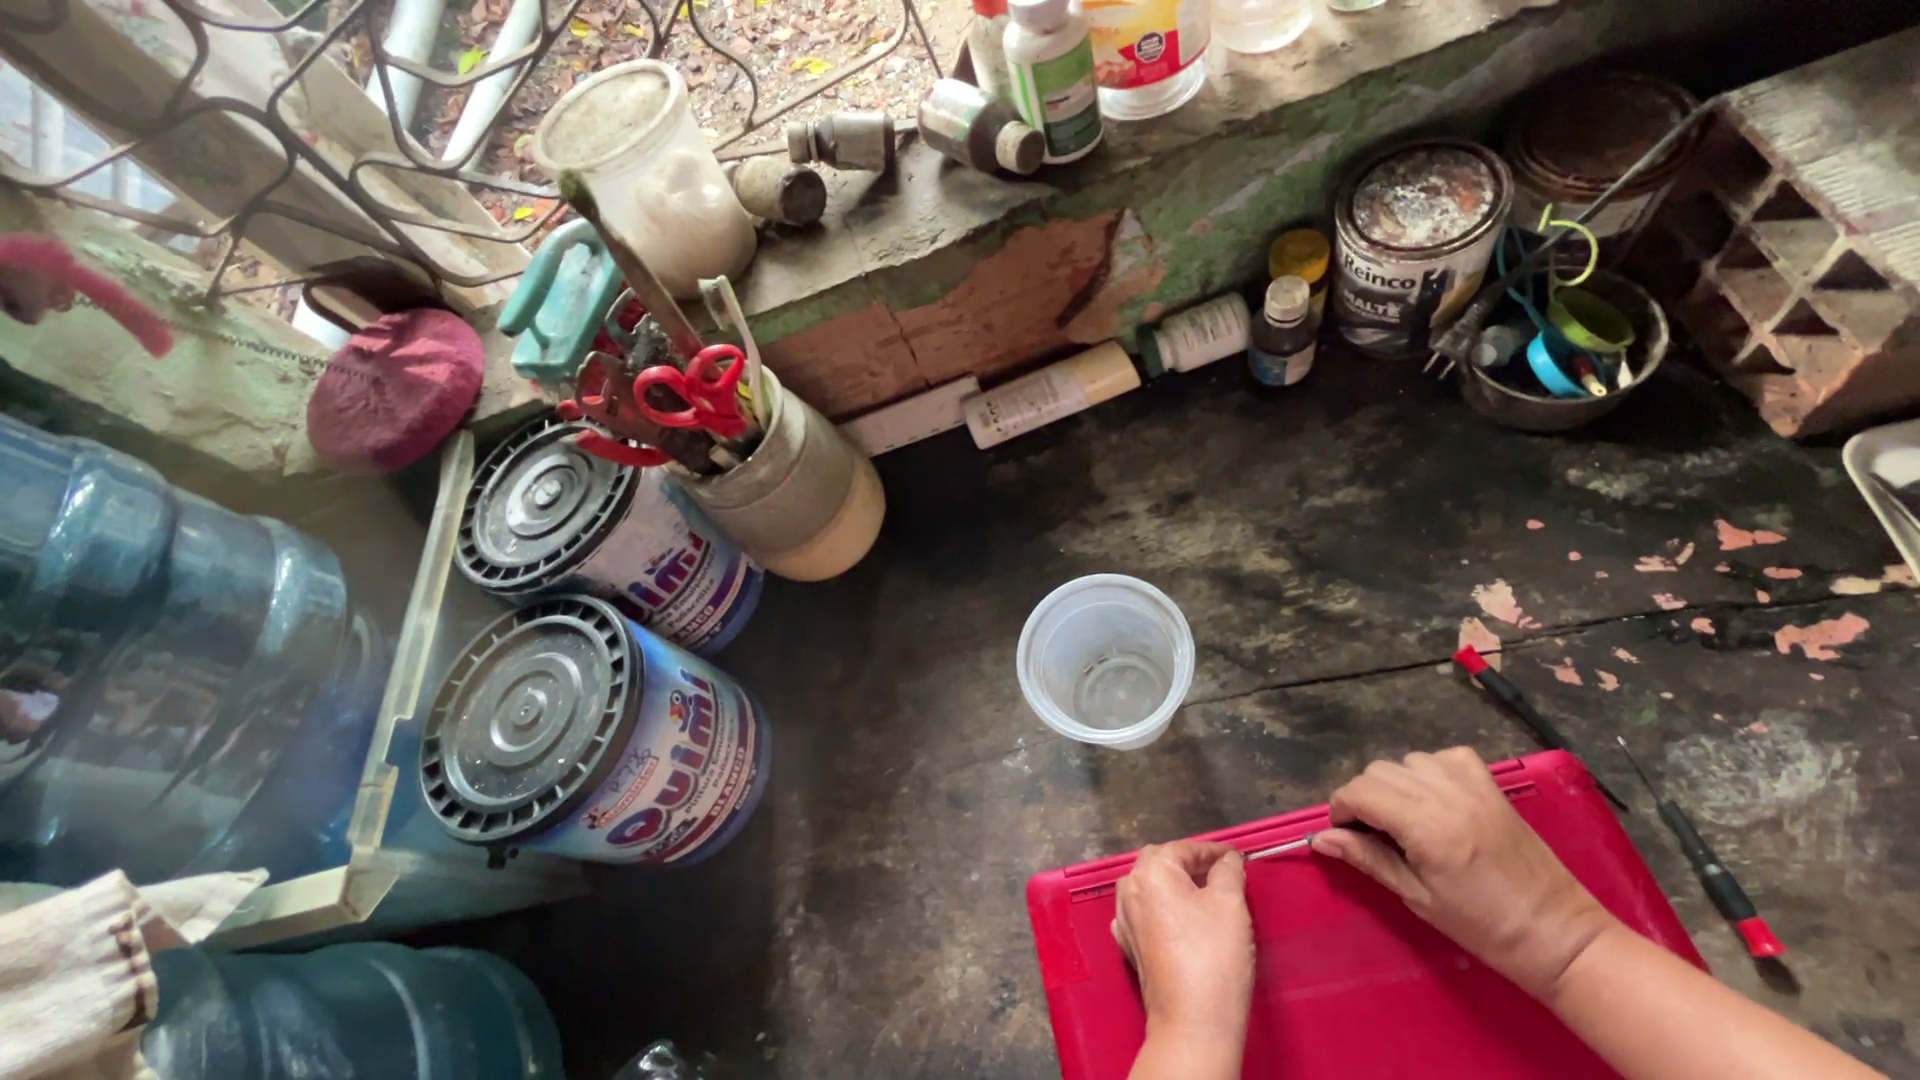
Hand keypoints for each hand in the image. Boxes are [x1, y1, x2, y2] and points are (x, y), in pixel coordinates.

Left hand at [1112, 841, 1254, 1041]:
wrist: (1192, 1022)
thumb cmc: (1213, 957)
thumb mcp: (1230, 903)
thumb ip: (1228, 872)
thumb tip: (1228, 860)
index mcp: (1150, 872)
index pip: (1184, 849)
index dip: (1213, 850)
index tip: (1236, 857)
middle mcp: (1129, 890)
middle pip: (1161, 863)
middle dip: (1191, 864)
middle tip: (1221, 872)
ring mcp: (1125, 919)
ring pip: (1151, 887)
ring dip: (1176, 885)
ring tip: (1206, 895)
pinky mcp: (1129, 945)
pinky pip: (1145, 913)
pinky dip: (1163, 908)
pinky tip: (1180, 919)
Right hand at [1311, 747, 1618, 999]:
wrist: (1560, 935)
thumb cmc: (1484, 927)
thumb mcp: (1418, 898)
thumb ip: (1368, 859)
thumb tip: (1320, 839)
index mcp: (1425, 826)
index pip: (1359, 792)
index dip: (1340, 810)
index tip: (1343, 835)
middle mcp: (1446, 796)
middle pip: (1377, 772)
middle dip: (1362, 797)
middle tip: (1370, 833)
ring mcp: (1472, 787)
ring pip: (1408, 761)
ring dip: (1394, 783)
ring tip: (1402, 816)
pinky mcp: (1492, 787)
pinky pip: (1447, 757)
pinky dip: (1431, 769)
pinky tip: (1434, 796)